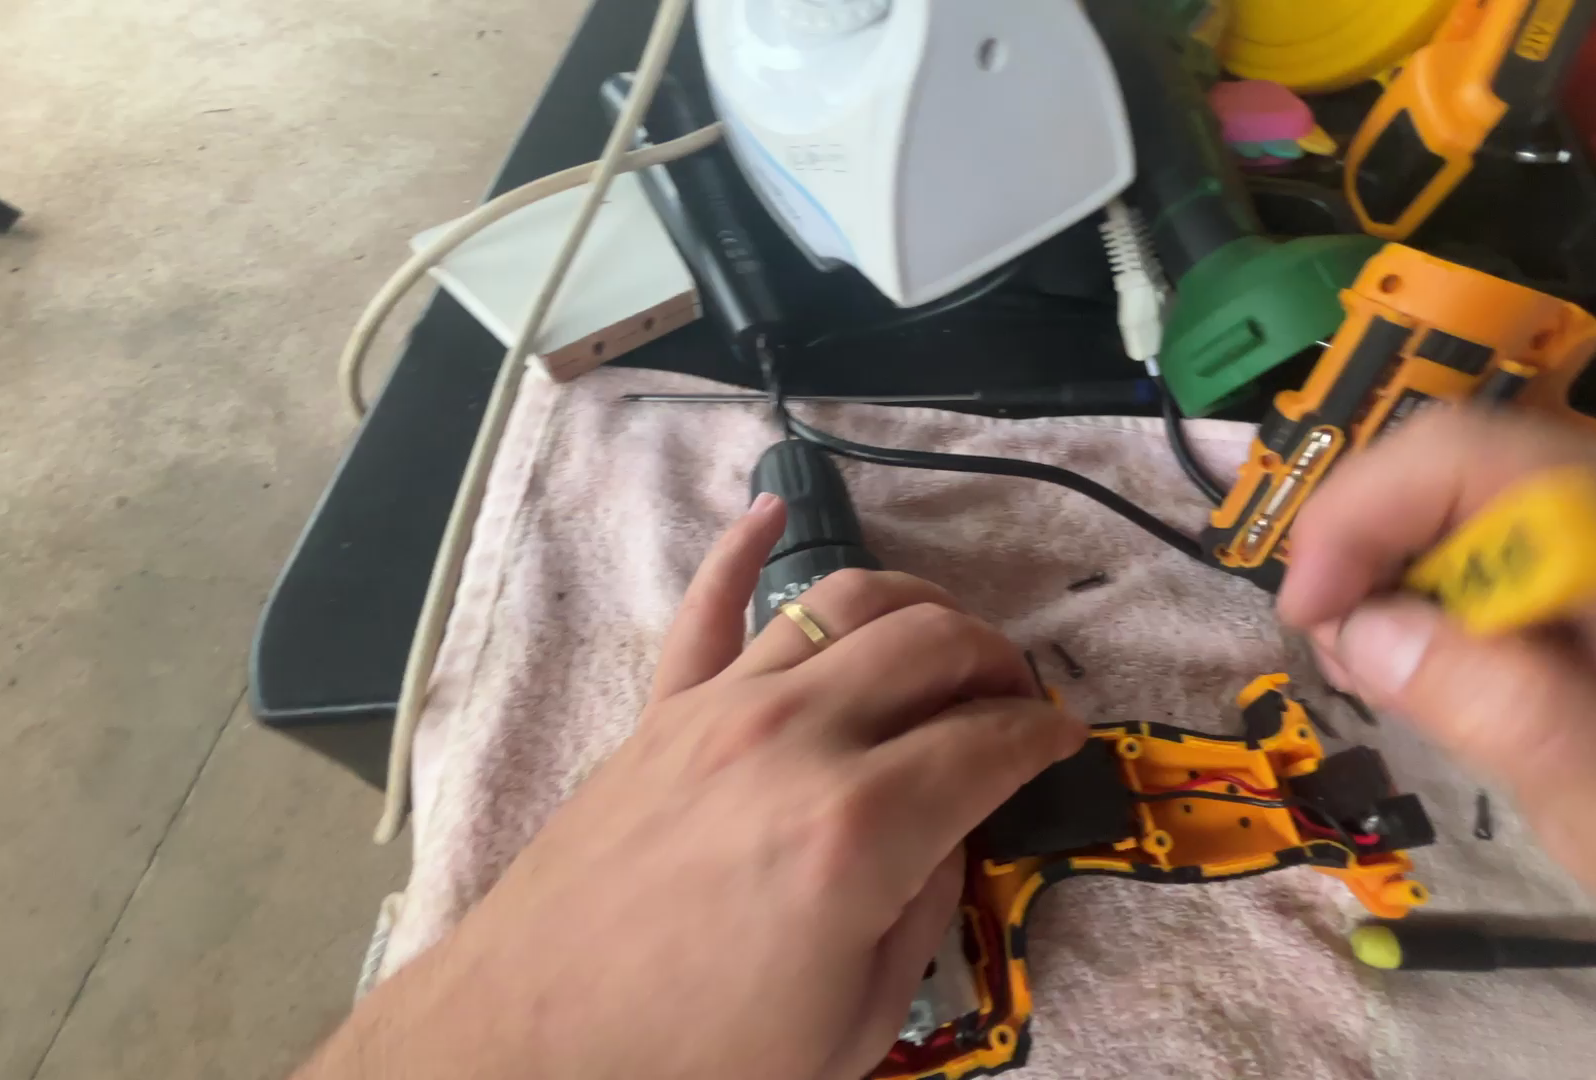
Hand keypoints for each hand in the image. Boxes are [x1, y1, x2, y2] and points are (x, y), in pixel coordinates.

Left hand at [299, 493, 1085, 1079]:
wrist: (531, 1047)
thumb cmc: (700, 1058)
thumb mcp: (860, 1019)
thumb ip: (927, 903)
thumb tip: (949, 820)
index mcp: (859, 829)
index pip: (989, 743)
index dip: (1045, 733)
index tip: (1063, 734)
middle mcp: (798, 738)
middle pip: (933, 645)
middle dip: (998, 659)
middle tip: (1017, 692)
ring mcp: (725, 705)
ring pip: (844, 602)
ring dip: (918, 603)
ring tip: (945, 631)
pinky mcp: (666, 705)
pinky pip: (707, 605)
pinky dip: (740, 548)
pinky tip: (768, 510)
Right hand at [1277, 410, 1595, 1017]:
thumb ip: (1519, 724)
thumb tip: (1364, 627)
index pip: (1469, 462)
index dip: (1356, 518)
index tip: (1311, 617)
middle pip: (1444, 459)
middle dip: (1355, 547)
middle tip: (1339, 650)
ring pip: (1447, 482)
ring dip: (1381, 563)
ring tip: (1380, 661)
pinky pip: (1477, 509)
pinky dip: (1420, 567)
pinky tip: (1432, 640)